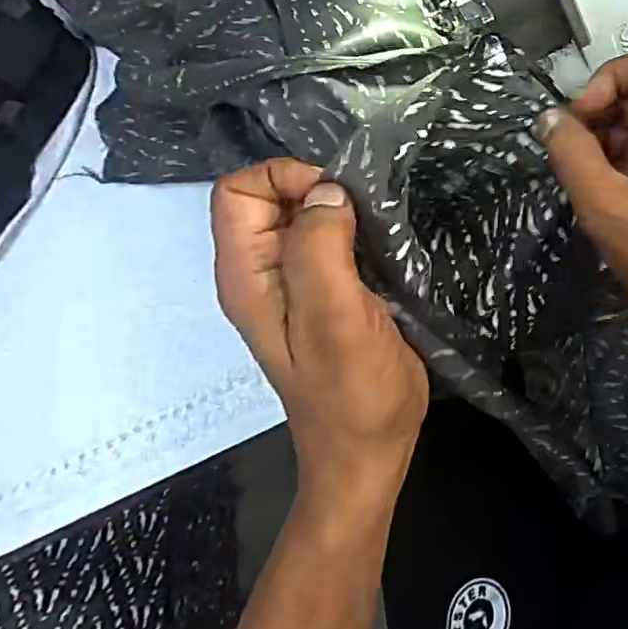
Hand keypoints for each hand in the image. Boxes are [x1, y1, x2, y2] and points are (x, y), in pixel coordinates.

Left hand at [211, 158, 428, 507]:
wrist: (370, 449)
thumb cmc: (354, 392)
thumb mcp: (336, 318)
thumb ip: (322, 250)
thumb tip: (328, 191)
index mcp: (249, 278)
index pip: (238, 192)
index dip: (286, 179)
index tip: (342, 199)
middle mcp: (265, 276)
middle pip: (271, 200)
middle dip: (320, 191)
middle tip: (371, 217)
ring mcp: (298, 288)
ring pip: (306, 219)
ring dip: (345, 213)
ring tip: (384, 232)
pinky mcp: (332, 297)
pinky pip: (335, 244)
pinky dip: (360, 234)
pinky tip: (389, 250)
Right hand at [536, 52, 627, 364]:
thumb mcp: (602, 200)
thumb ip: (570, 151)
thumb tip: (549, 116)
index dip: (607, 80)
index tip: (582, 117)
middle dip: (598, 112)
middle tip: (570, 148)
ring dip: (600, 137)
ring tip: (580, 171)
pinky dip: (611, 157)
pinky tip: (593, 183)